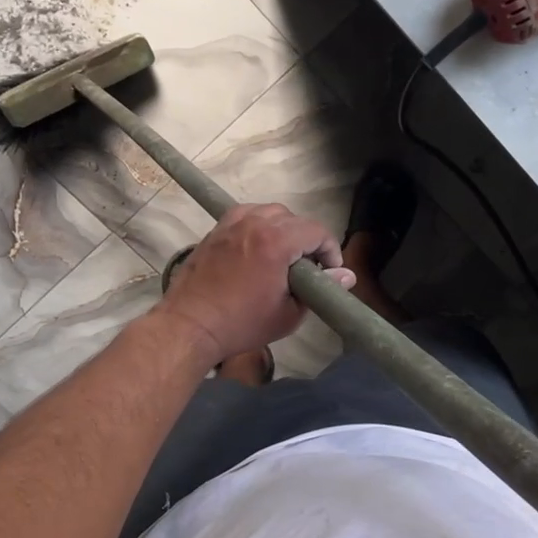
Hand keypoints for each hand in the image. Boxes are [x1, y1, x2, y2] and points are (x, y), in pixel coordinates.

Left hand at [152, 204, 354, 362]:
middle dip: (307, 239)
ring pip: (269, 212)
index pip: (316, 231)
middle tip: (308, 267)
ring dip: (283, 229)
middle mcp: (254, 223)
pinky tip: (258, 247)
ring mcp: (231, 224)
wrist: (190, 325)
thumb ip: (320, 289)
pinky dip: (259, 225)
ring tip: (283, 255)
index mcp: (275, 241)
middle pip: (294, 218)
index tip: (331, 272)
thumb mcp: (289, 313)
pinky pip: (246, 215)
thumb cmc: (242, 324)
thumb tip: (347, 276)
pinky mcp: (215, 230)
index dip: (330, 250)